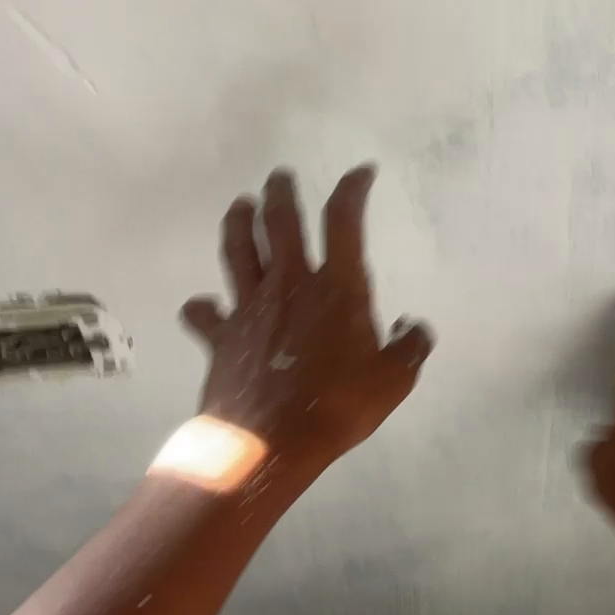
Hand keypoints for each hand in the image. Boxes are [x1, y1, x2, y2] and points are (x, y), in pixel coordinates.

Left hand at [179, 166, 432, 469]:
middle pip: (280, 223)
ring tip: (240, 205)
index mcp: (338, 287)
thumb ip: (410, 346)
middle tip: (280, 176)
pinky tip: (202, 305)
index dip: (352, 190)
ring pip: (238, 251)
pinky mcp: (221, 336)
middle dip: (281, 192)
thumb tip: (412, 327)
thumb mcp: (397, 377)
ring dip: (239, 223)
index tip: (361, 172)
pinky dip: (202, 306)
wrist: (269, 442)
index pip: (344, 221)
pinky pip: (205, 313)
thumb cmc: (341, 404)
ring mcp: (249, 307)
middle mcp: (291, 284)